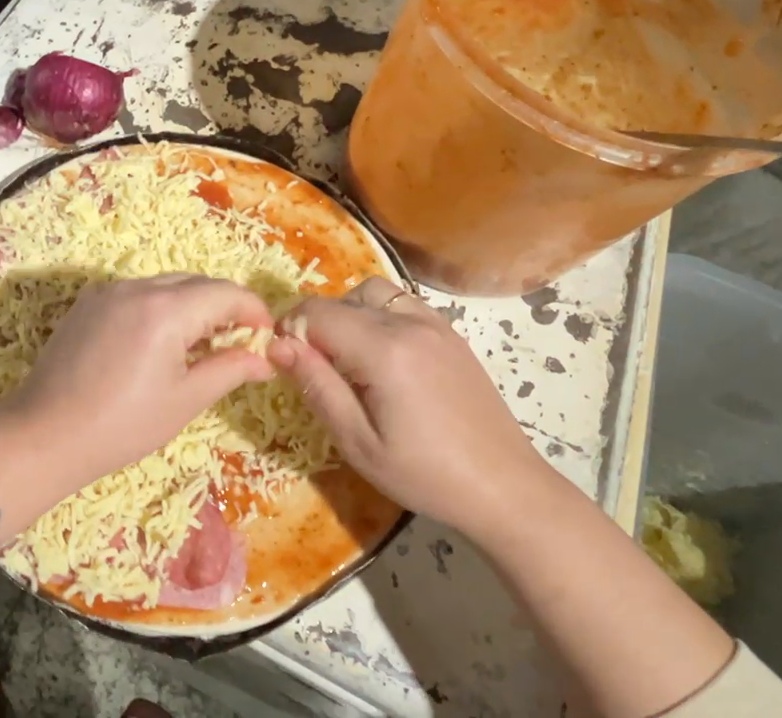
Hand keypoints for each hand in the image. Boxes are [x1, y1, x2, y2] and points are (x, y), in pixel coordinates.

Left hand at [1, 274, 275, 489]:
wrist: (45, 433)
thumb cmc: (123, 425)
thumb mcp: (185, 400)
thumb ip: (228, 369)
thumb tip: (263, 359)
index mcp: (166, 310)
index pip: (224, 293)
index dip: (253, 309)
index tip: (266, 334)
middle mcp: (137, 288)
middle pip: (195, 283)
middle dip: (223, 306)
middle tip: (238, 342)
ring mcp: (107, 292)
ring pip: (165, 285)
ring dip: (190, 305)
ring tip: (200, 345)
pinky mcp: (87, 303)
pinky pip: (136, 293)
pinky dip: (159, 307)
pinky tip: (160, 342)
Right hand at [270, 276, 550, 533]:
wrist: (505, 487)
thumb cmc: (426, 475)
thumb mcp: (358, 442)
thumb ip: (317, 386)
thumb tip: (276, 345)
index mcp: (383, 350)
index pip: (316, 313)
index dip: (290, 331)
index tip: (286, 364)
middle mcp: (409, 324)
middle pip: (341, 299)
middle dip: (316, 325)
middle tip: (316, 371)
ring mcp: (435, 324)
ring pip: (372, 293)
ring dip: (348, 314)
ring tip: (348, 359)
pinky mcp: (450, 334)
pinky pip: (401, 303)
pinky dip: (379, 315)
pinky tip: (383, 358)